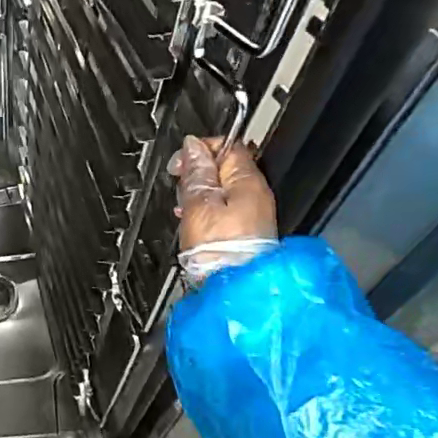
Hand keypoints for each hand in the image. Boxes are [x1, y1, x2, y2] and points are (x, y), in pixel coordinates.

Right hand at [168, 135, 277, 284]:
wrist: (235, 292)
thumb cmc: (220, 251)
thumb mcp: (198, 204)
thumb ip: (196, 172)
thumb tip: (193, 147)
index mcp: (247, 180)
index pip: (227, 144)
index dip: (199, 149)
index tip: (180, 163)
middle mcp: (257, 194)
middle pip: (224, 167)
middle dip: (198, 174)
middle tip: (181, 188)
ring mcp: (254, 215)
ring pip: (223, 190)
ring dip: (200, 195)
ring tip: (185, 209)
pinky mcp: (248, 233)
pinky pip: (226, 211)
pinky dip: (208, 212)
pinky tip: (196, 224)